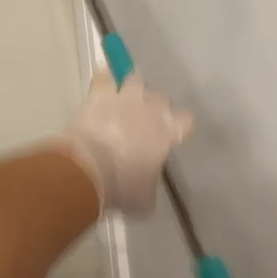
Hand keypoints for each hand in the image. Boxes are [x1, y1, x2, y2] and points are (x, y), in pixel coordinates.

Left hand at [62, 70, 193, 217]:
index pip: (185, 120)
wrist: (90, 168)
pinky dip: (103, 79)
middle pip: (160, 97)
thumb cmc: (123, 188)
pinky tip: (101, 82)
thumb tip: (145, 188)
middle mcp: (150, 111)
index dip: (180, 124)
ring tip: (124, 94)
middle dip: (154, 105)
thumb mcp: (144, 200)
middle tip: (144, 116)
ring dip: (131, 86)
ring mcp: (125, 98)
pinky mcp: (100, 93)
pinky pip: (103, 76)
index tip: (174, 131)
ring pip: (136, 79)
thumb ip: (150, 188)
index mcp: (167, 134)